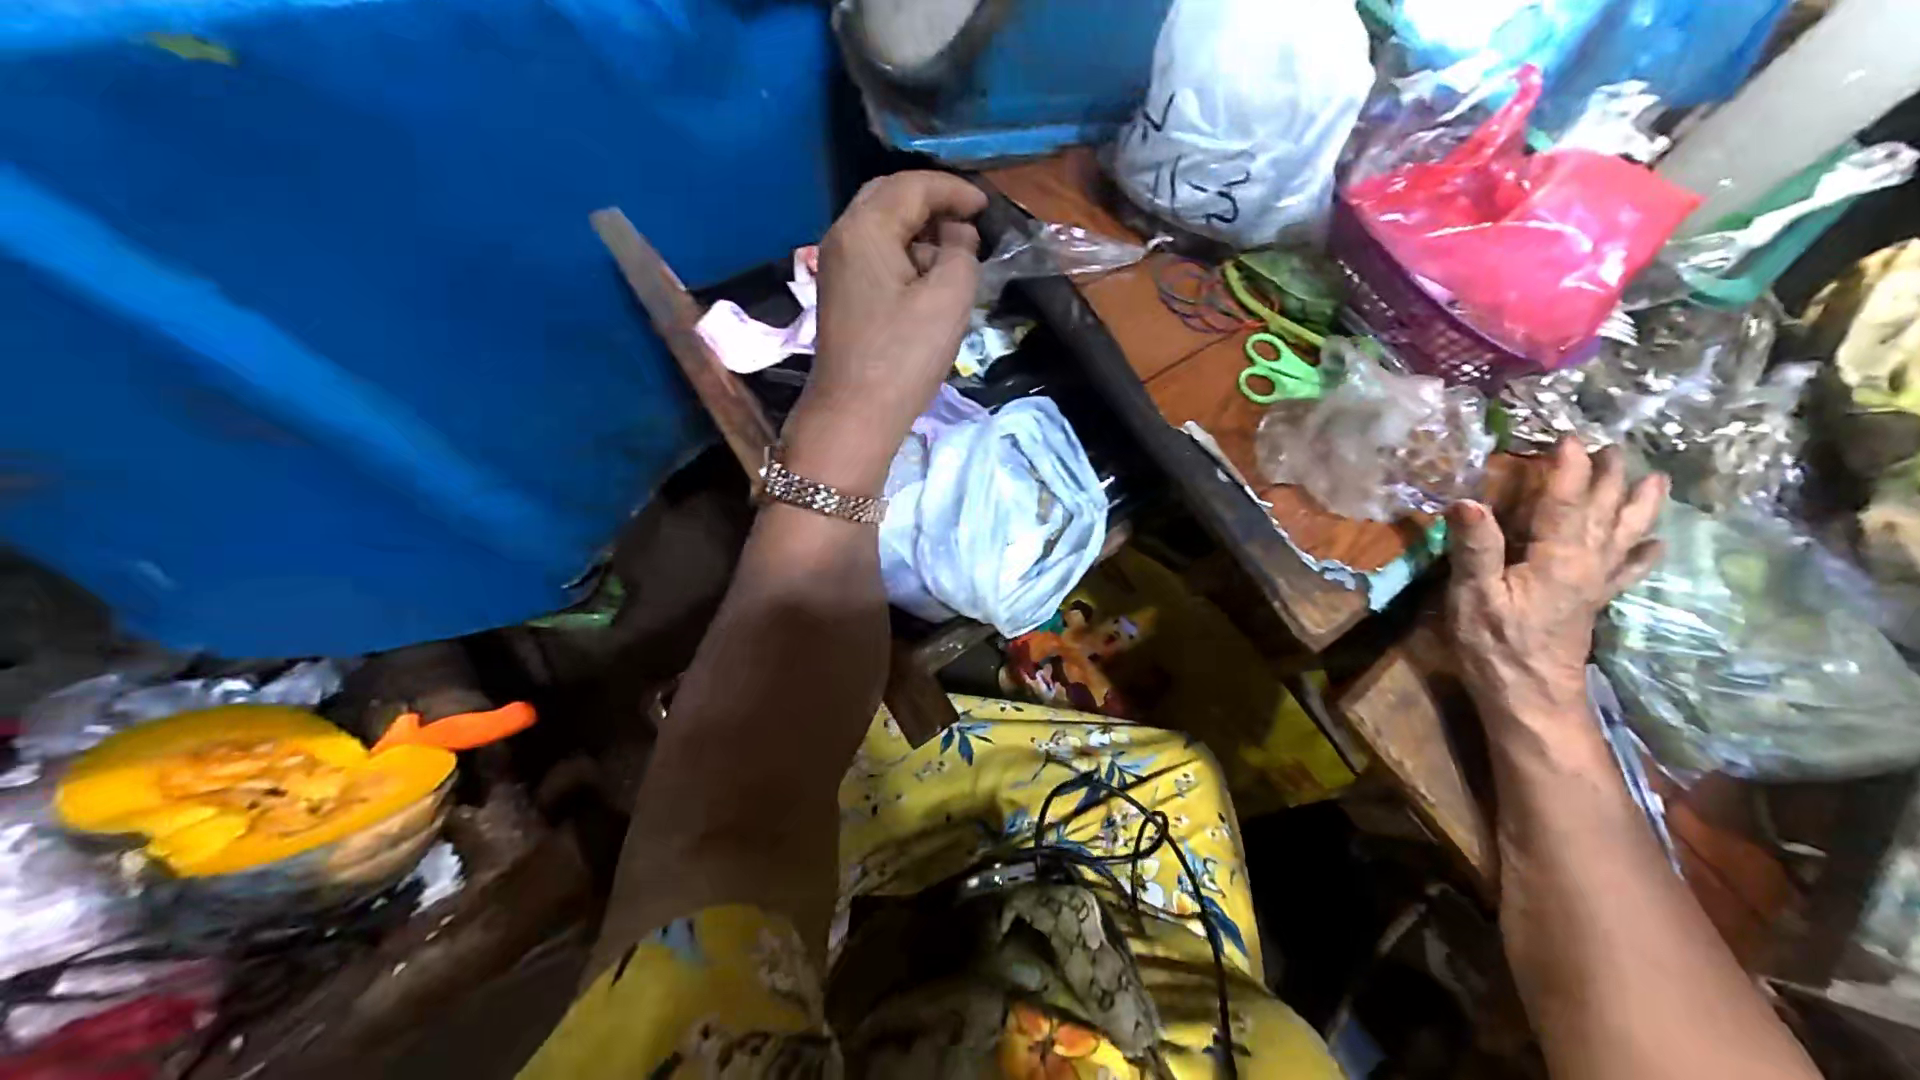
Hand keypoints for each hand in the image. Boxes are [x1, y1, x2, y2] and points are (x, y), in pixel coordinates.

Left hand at [783, 171, 986, 490]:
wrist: (854, 414)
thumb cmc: (903, 356)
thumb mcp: (949, 298)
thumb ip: (961, 251)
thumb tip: (956, 234)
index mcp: (865, 229)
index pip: (912, 185)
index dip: (954, 190)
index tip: (986, 206)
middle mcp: (843, 237)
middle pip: (890, 198)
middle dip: (933, 203)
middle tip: (969, 224)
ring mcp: (837, 267)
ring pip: (882, 227)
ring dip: (919, 231)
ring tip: (954, 255)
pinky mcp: (841, 294)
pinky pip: (875, 255)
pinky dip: (904, 254)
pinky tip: (927, 280)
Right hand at [1447, 440, 1667, 734]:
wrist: (1529, 694)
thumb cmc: (1495, 643)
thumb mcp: (1474, 594)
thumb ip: (1475, 547)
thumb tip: (1467, 500)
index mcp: (1558, 557)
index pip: (1566, 503)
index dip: (1568, 469)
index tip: (1569, 437)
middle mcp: (1586, 564)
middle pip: (1605, 512)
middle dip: (1610, 478)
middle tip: (1613, 448)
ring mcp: (1594, 584)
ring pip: (1624, 534)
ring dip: (1638, 505)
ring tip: (1654, 479)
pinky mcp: (1592, 602)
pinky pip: (1626, 571)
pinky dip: (1642, 554)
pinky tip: (1654, 545)